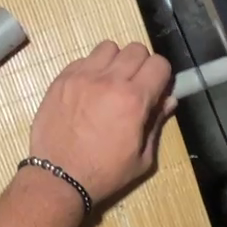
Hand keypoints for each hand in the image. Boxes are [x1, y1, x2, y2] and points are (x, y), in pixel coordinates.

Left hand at [29, 41, 174, 204]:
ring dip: (114, 62)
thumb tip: (168, 101)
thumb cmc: (104, 174)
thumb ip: (157, 124)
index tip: (155, 91)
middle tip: (133, 87)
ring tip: (109, 84)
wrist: (58, 178)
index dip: (162, 77)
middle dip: (141, 66)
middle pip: (136, 49)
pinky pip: (83, 59)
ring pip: (108, 48)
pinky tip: (87, 91)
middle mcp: (109, 80)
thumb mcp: (142, 159)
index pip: (160, 64)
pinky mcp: (61, 80)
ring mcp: (82, 77)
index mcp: (133, 100)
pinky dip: (90, 69)